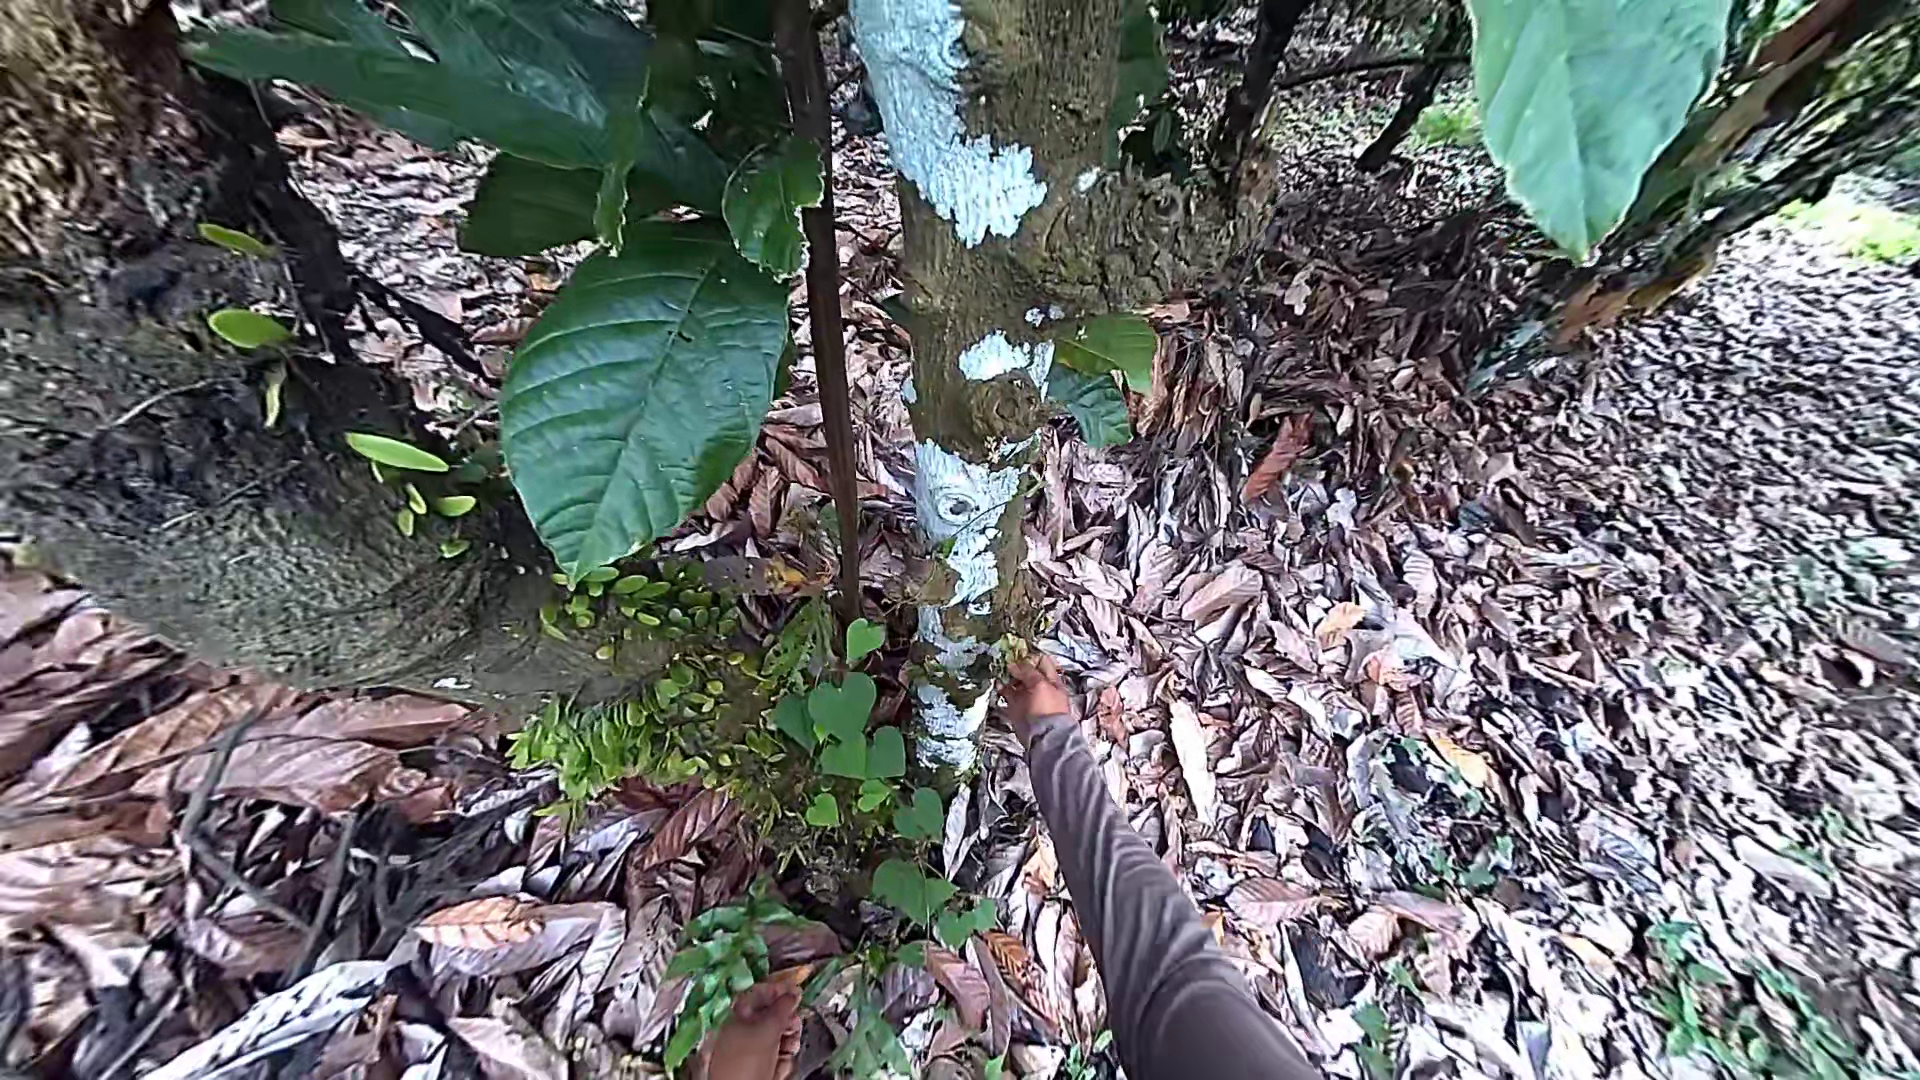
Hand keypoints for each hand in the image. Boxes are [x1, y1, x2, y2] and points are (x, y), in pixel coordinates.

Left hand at [705, 981, 800, 1079]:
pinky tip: (786, 1062)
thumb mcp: (769, 1027)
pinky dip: (783, 1057)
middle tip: (797, 1022)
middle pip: (770, 1016)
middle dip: (787, 1018)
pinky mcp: (758, 1071)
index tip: (796, 990)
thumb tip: (795, 992)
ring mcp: (749, 1053)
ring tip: (793, 1045)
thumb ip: (783, 1006)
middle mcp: (742, 1033)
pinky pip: (775, 1056)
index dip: (777, 989)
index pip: (758, 993)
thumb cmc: (750, 1057)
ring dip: (789, 1038)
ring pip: (776, 1037)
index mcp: (737, 1017)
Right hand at [1004, 654, 1071, 747]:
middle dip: (1016, 665)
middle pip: (1027, 671)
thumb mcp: (1040, 685)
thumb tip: (1015, 664)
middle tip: (1003, 659)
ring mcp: (1029, 697)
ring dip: (1007, 676)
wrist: (1044, 738)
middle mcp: (1040, 687)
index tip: (1016, 652)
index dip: (1029, 656)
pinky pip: (1009, 694)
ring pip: (1017, 682)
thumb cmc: (1047, 709)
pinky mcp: (1018, 708)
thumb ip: (1028, 672)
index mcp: (1052, 680)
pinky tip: (997, 684)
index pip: (1041, 662)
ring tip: (998, 671)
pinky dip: (1002, 688)